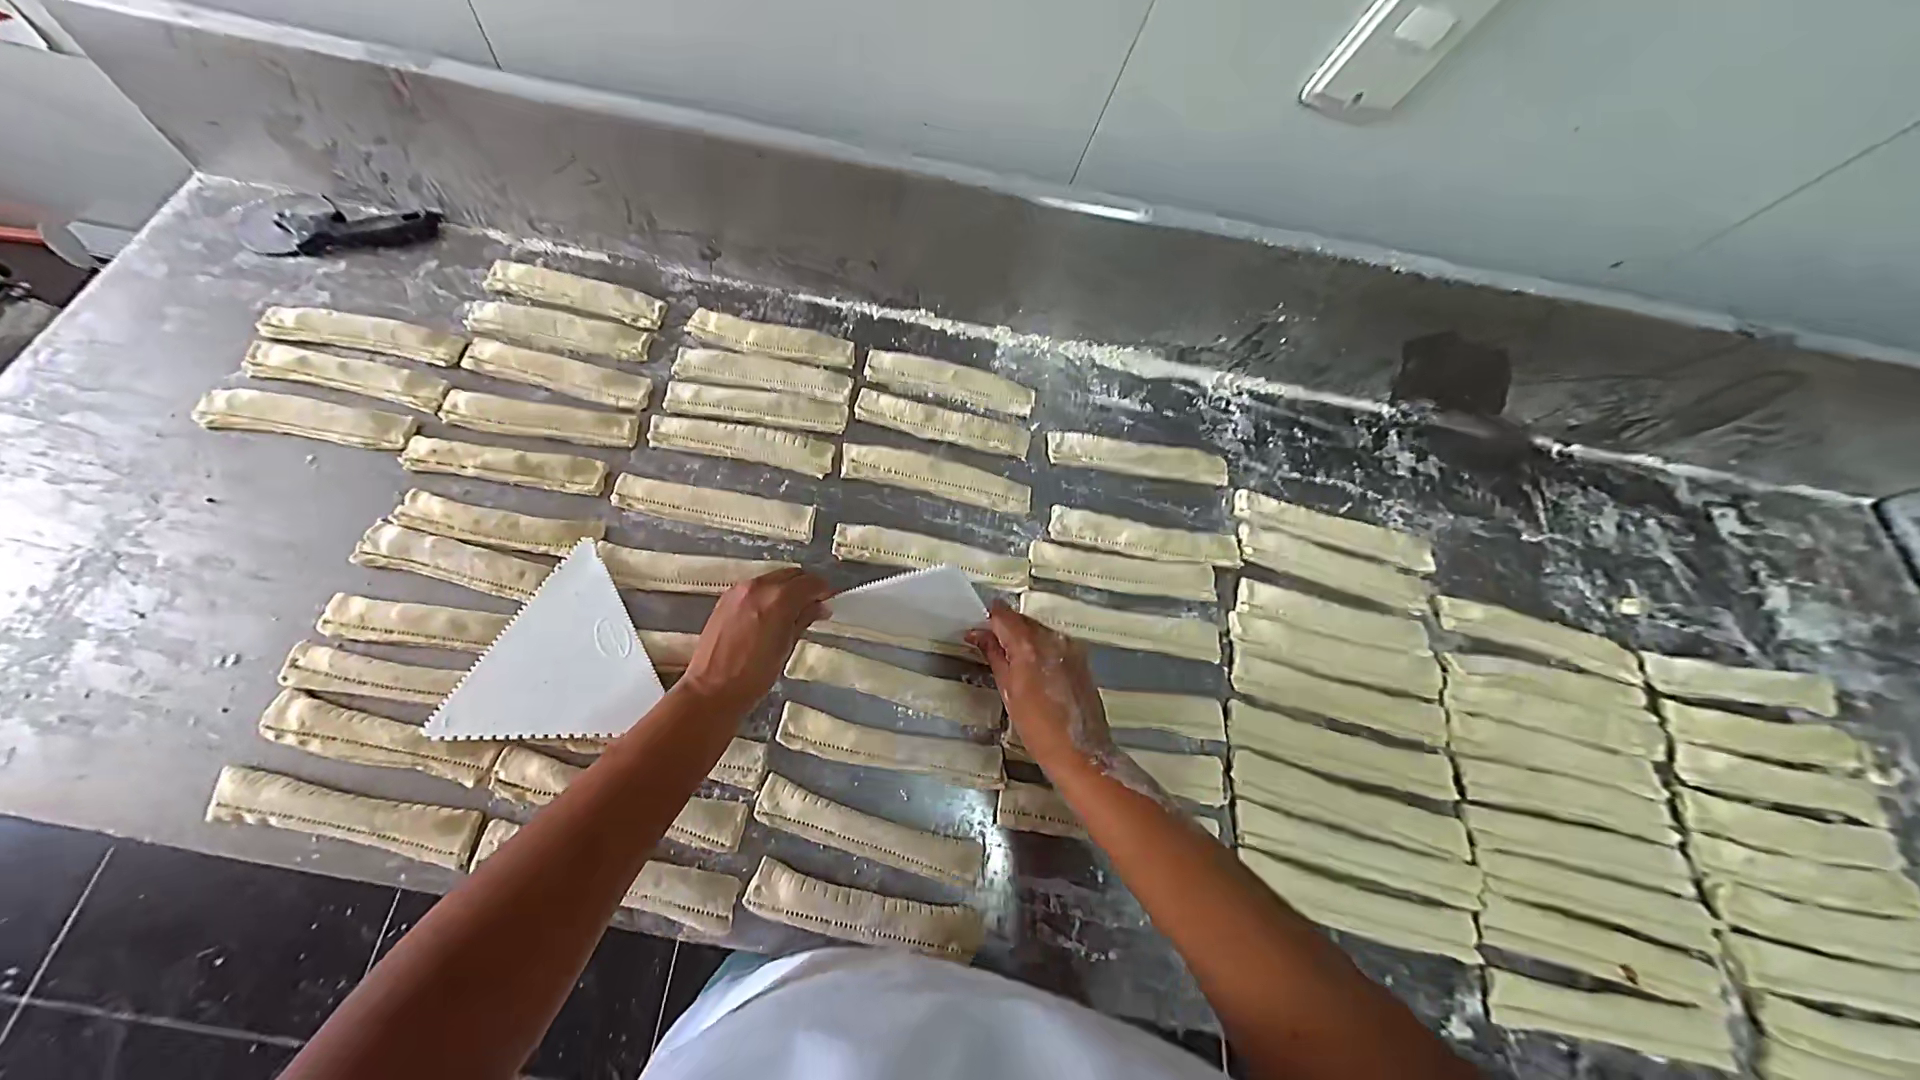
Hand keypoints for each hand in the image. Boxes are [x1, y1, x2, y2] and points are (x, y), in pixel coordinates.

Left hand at [679, 568, 831, 712]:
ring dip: (786, 589)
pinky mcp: (726, 599)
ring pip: (773, 578)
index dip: (823, 590)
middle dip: (806, 586)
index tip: (827, 600)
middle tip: (814, 605)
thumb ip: (804, 619)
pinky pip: (755, 587)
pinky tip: (770, 614)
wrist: (713, 689)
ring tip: (792, 611)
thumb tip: (817, 608)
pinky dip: (768, 594)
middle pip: (792, 575)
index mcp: (779, 599)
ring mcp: (739, 591)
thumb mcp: (787, 646)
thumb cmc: (753, 675)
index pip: (811, 582)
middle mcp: (758, 588)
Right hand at [967, 601, 1114, 768]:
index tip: (979, 630)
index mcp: (1029, 646)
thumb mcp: (1008, 690)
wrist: (1078, 751)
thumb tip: (979, 636)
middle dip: (1005, 628)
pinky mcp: (1081, 656)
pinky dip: (1041, 647)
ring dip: (1023, 637)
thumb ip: (994, 655)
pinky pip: (1054, 641)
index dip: (988, 620)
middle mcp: (1052, 639)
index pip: (1003, 615)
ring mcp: (1070, 646)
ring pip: (1038, 629)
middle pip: (1022, 619)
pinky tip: (1034, 669)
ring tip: (1013, 662)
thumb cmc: (1038, 728)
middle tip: (990, 646)